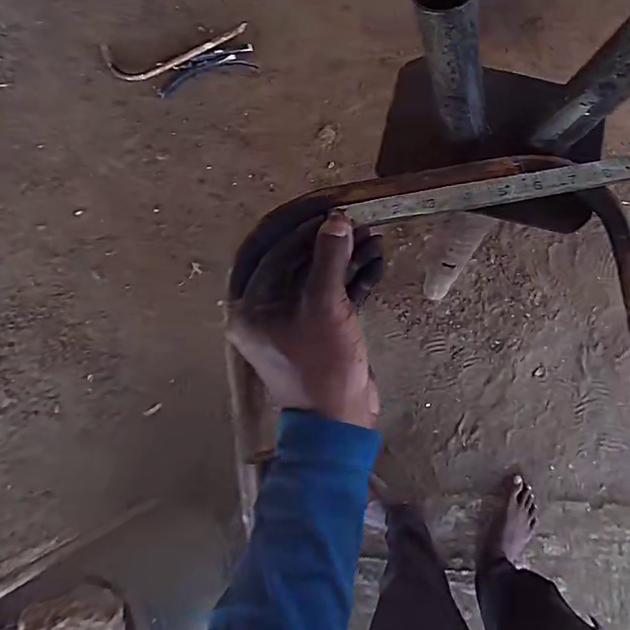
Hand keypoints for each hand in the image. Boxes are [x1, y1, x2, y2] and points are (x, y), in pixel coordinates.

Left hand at [226, 213, 385, 427]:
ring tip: (375, 237)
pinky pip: (332, 294)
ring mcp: (294, 318)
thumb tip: (336, 218)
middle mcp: (267, 307)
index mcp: (252, 303)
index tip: (330, 207)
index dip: (303, 226)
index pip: (273, 250)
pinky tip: (377, 261)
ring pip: (318, 275)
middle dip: (329, 240)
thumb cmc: (321, 364)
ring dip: (346, 256)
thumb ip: (329, 257)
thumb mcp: (324, 305)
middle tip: (357, 220)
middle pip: (298, 260)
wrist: (338, 423)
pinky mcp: (319, 328)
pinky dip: (353, 278)